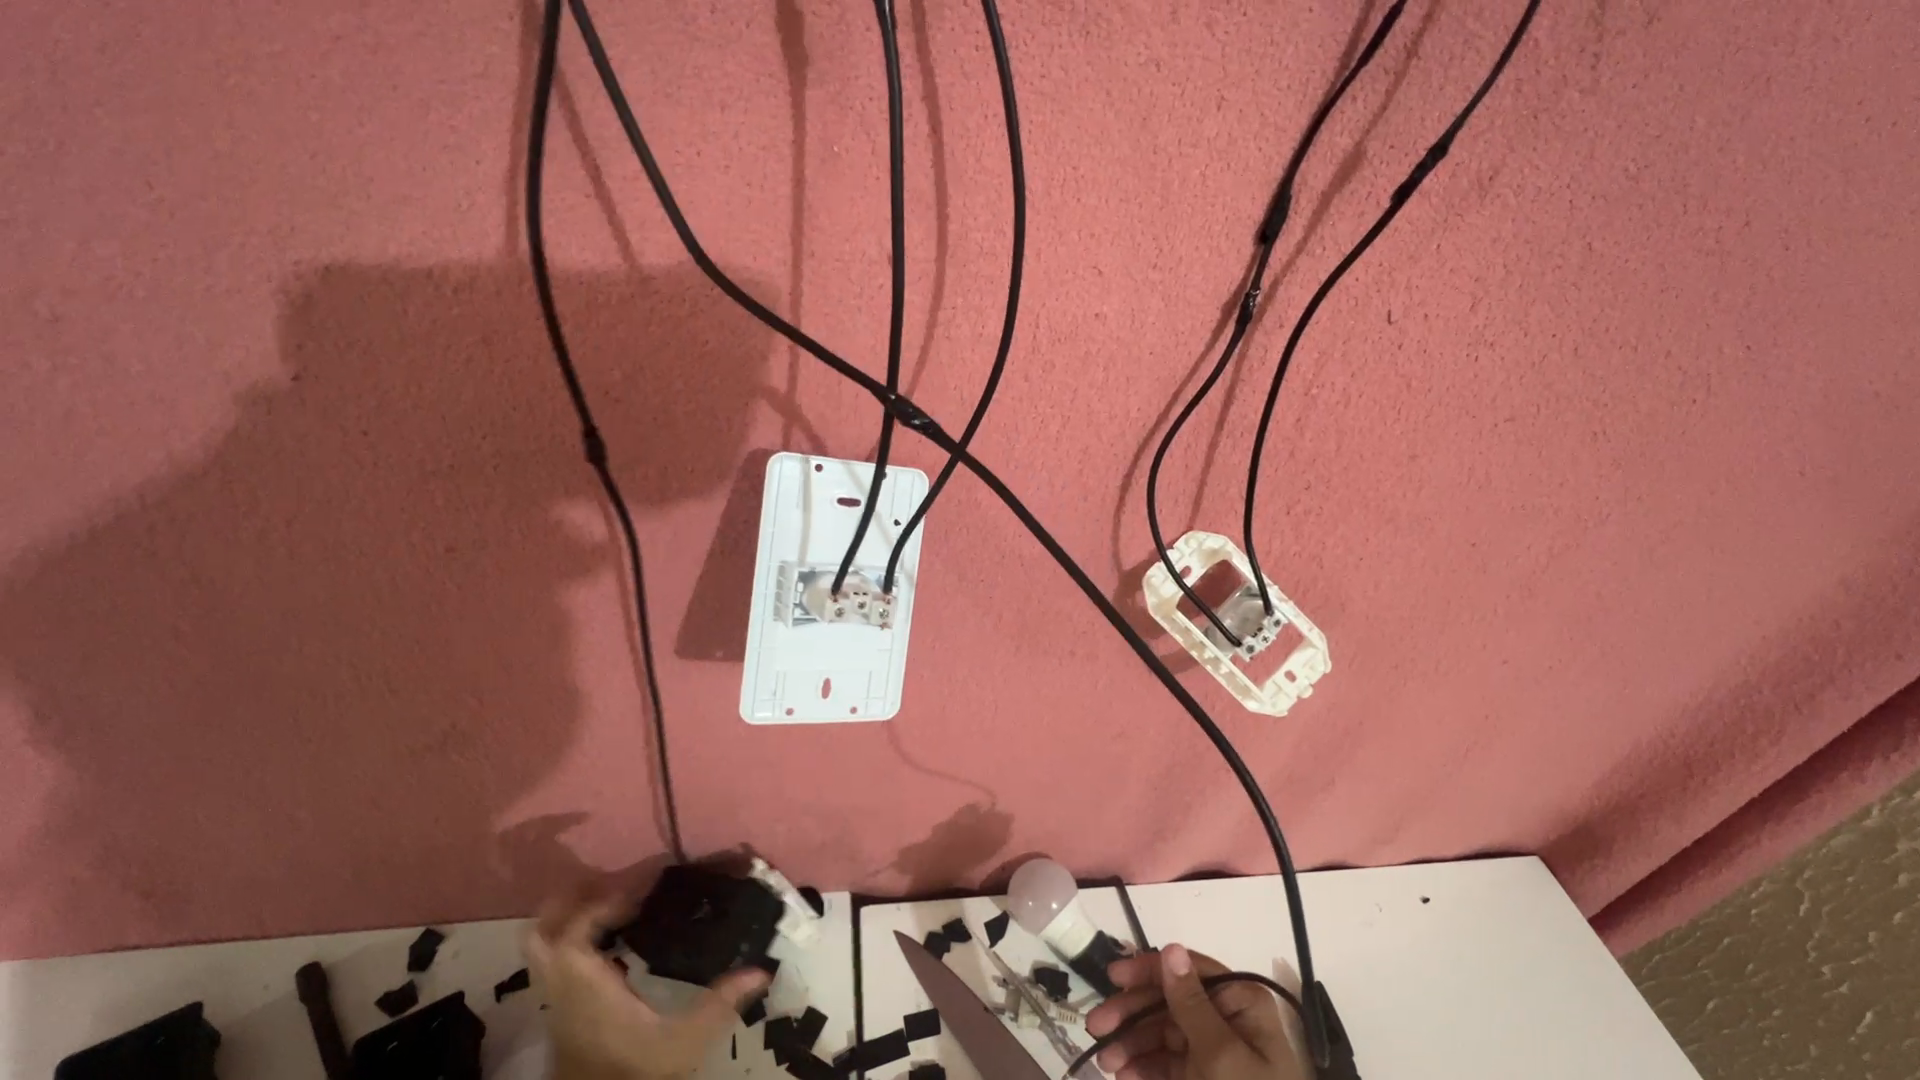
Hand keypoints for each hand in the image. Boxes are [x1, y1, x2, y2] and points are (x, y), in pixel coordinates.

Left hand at [526, 889, 769, 1079]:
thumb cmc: (635, 1076)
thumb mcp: (682, 1045)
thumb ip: (718, 1005)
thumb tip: (760, 971)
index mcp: (584, 984)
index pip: (582, 923)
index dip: (612, 895)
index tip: (651, 880)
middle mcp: (561, 985)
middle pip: (545, 926)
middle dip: (579, 896)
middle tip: (623, 883)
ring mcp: (555, 999)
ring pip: (543, 942)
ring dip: (573, 914)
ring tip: (618, 903)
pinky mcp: (560, 1012)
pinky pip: (556, 959)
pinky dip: (577, 938)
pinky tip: (616, 941)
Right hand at [1084, 944, 1303, 1079]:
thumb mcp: (1222, 1055)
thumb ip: (1191, 1004)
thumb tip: (1171, 947)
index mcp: (1239, 1001)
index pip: (1187, 969)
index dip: (1147, 970)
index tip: (1112, 978)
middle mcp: (1225, 1016)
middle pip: (1167, 1001)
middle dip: (1131, 1015)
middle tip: (1096, 1028)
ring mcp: (1212, 1047)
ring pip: (1160, 1032)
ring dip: (1131, 1044)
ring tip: (1106, 1064)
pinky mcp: (1202, 1075)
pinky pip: (1165, 1061)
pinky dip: (1143, 1067)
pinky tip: (1123, 1076)